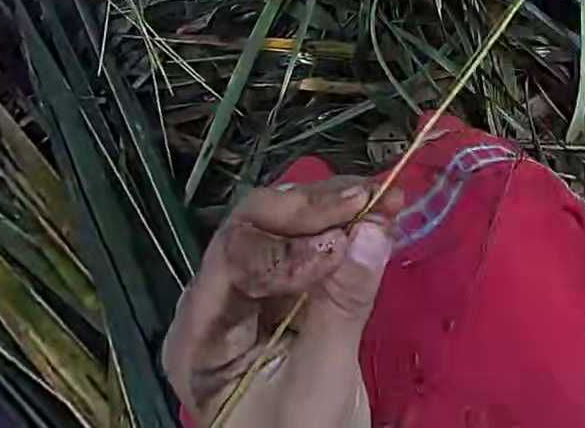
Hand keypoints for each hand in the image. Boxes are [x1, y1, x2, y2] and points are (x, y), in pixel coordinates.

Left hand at [162, 177, 401, 427]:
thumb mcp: (320, 386)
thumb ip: (341, 308)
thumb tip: (372, 230)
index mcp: (201, 332)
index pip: (233, 257)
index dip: (288, 243)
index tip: (342, 244)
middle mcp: (218, 296)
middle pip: (256, 225)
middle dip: (314, 210)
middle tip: (366, 200)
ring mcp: (253, 284)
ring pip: (286, 219)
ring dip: (337, 205)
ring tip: (383, 198)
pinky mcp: (289, 279)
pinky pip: (313, 236)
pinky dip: (348, 221)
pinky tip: (380, 212)